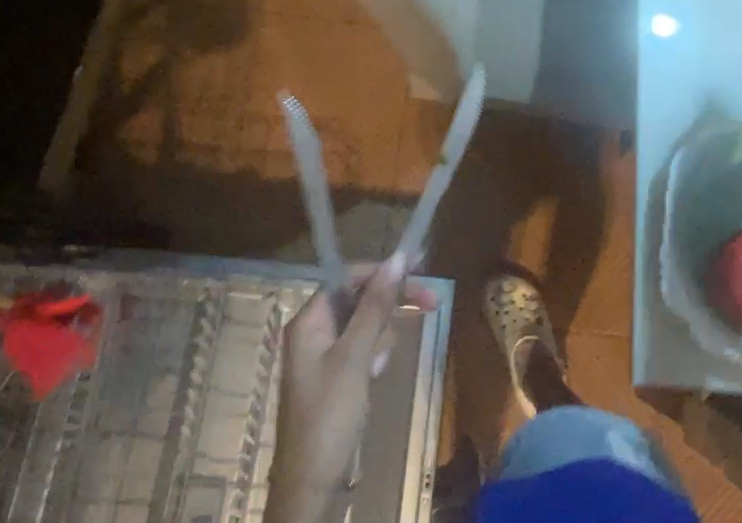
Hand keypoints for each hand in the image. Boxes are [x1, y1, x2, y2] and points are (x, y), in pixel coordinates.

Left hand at [265, 253, 439, 522]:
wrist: (312, 483)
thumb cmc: (330, 414)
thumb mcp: (355, 356)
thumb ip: (375, 307)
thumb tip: (397, 259)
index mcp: (309, 320)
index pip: (347, 278)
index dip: (381, 270)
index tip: (419, 267)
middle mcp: (313, 332)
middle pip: (358, 300)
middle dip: (390, 302)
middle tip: (432, 302)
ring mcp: (324, 357)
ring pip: (363, 326)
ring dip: (382, 334)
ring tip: (382, 362)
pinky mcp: (337, 379)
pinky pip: (362, 351)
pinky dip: (375, 355)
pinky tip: (378, 373)